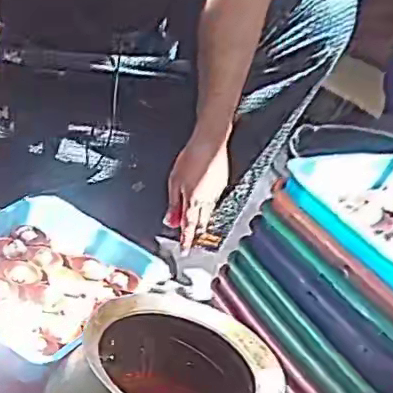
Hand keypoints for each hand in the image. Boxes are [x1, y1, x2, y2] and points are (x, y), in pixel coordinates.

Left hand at [166, 134, 230, 250]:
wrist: (212, 140)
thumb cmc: (191, 158)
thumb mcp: (174, 184)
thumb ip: (173, 205)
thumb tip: (170, 221)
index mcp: (194, 203)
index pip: (189, 228)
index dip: (187, 241)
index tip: (185, 252)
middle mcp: (207, 201)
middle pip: (201, 223)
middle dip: (195, 234)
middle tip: (191, 242)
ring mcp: (216, 192)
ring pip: (208, 213)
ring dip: (201, 221)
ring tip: (195, 227)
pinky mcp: (222, 184)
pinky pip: (213, 202)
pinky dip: (206, 208)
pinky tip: (202, 205)